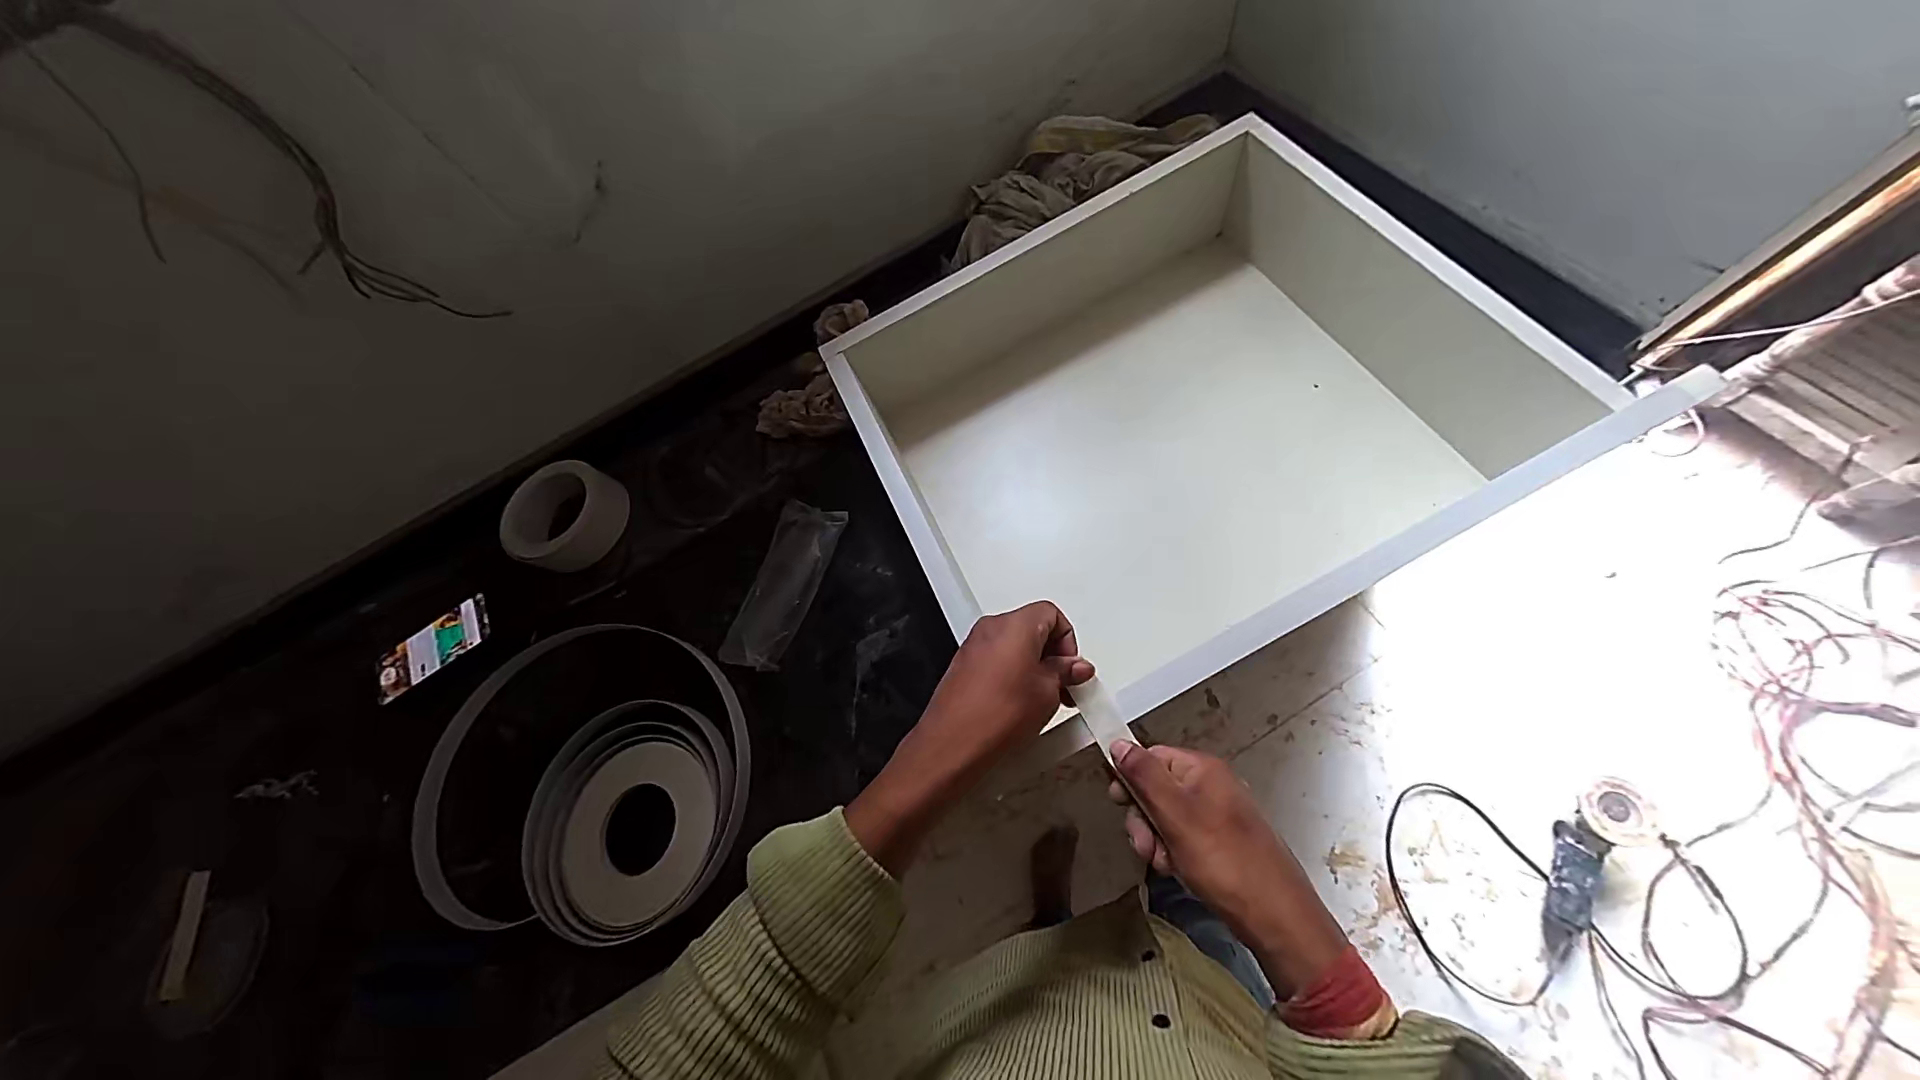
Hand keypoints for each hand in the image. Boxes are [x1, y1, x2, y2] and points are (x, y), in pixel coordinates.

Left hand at [848, 602, 1093, 873]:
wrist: (954, 742)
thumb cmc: (994, 715)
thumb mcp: (1048, 692)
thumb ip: (1065, 672)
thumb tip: (1073, 669)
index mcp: (1015, 624)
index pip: (1052, 615)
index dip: (1068, 642)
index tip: (1071, 668)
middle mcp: (991, 628)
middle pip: (1032, 626)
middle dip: (1052, 654)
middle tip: (1063, 683)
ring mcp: (974, 645)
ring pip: (1014, 643)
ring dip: (1033, 665)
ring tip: (1043, 698)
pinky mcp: (963, 664)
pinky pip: (996, 658)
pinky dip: (1012, 673)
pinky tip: (1020, 703)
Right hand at [1107, 740, 1346, 996]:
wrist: (1276, 918)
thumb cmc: (1225, 862)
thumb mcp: (1175, 815)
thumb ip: (1144, 776)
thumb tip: (1119, 743)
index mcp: (1202, 769)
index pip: (1150, 756)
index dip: (1130, 778)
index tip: (1119, 804)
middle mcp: (1210, 785)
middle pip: (1155, 788)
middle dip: (1143, 818)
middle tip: (1149, 845)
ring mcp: (1216, 814)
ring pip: (1164, 816)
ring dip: (1156, 840)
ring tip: (1167, 863)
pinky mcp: (1219, 841)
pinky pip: (1181, 837)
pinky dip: (1173, 853)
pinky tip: (1179, 870)